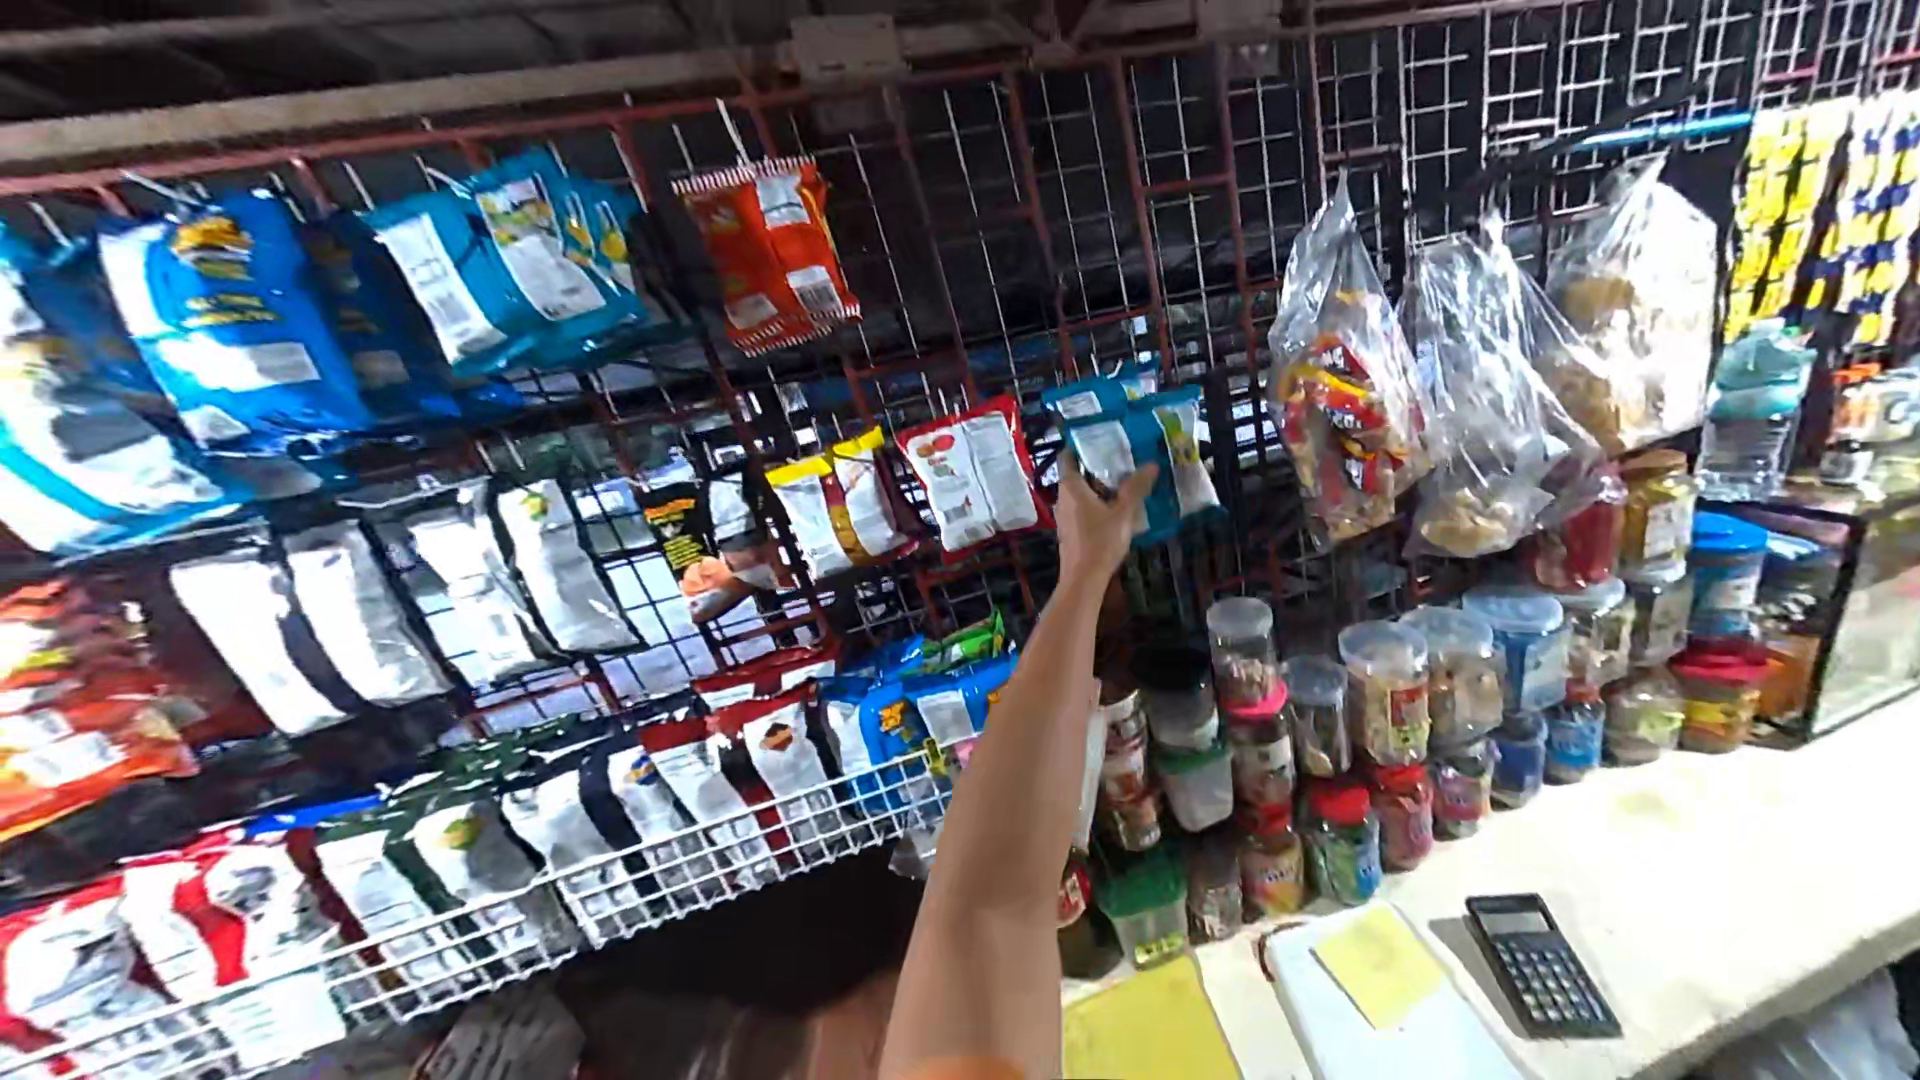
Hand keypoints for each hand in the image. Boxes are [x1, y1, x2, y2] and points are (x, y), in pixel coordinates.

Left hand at [1055, 450, 1157, 584]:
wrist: (1083, 578)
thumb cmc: (1100, 541)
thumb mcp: (1123, 513)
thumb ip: (1136, 488)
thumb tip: (1151, 464)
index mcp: (1070, 487)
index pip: (1068, 457)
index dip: (1080, 446)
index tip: (1099, 439)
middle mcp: (1062, 498)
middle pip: (1076, 475)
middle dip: (1095, 468)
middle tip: (1120, 460)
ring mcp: (1063, 516)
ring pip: (1079, 494)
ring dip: (1096, 488)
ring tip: (1121, 483)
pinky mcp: (1068, 531)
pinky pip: (1080, 510)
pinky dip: (1094, 505)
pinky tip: (1112, 510)